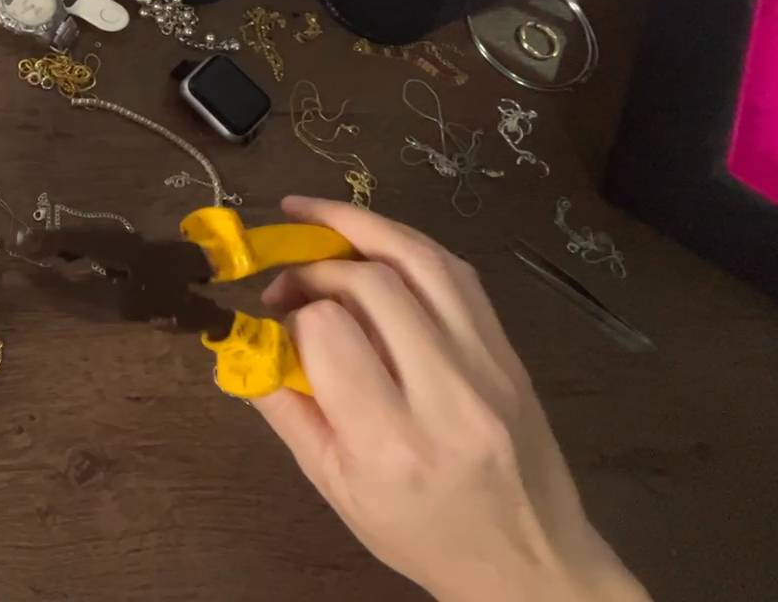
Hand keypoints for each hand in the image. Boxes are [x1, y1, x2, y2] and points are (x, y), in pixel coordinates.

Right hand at [255, 197, 647, 601]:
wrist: (537, 569)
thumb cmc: (417, 531)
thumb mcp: (329, 481)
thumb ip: (279, 402)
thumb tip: (240, 338)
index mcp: (392, 439)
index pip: (329, 331)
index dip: (291, 312)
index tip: (274, 321)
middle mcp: (448, 394)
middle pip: (372, 285)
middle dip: (312, 268)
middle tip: (284, 284)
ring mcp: (490, 367)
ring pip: (422, 262)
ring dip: (357, 225)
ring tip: (309, 211)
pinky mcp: (509, 352)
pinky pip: (455, 273)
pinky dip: (401, 243)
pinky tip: (367, 240)